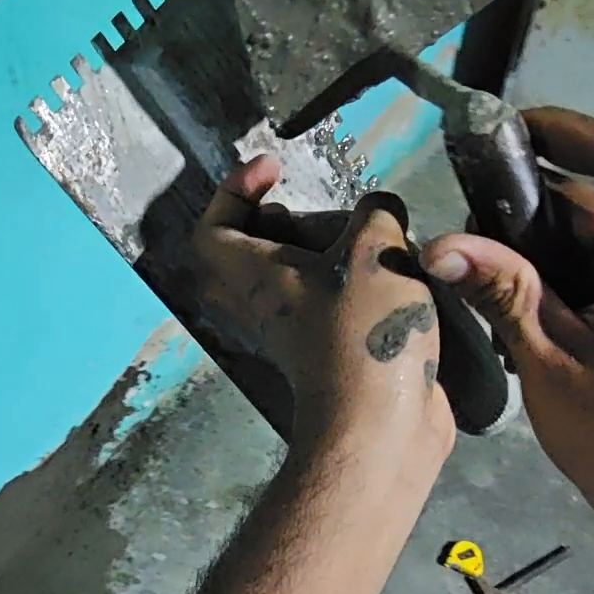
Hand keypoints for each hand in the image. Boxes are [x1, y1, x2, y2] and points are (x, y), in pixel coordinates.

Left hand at [194, 155, 453, 469]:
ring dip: (311, 255)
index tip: (276, 169)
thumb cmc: (361, 331)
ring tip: (356, 236)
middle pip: (241, 258)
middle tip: (305, 213)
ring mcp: (292, 335)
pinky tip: (383, 273)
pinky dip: (339, 285)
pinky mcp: (326, 356)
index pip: (211, 227)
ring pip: (282, 284)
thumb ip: (376, 215)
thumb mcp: (374, 249)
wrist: (379, 424)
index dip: (233, 188)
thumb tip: (378, 215)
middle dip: (268, 225)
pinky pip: (318, 307)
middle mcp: (262, 306)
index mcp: (253, 275)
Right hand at [420, 108, 593, 533]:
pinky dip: (562, 259)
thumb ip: (502, 293)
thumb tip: (436, 244)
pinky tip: (512, 275)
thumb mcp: (548, 361)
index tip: (508, 127)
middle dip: (541, 185)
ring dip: (545, 227)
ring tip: (480, 237)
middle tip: (472, 191)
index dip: (568, 132)